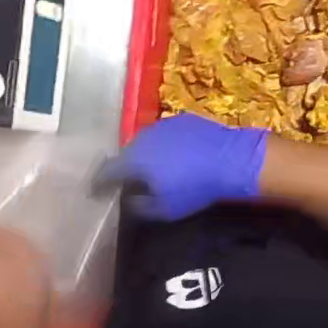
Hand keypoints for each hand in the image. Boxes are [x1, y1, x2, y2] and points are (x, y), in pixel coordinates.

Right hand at [100, 113, 267, 219]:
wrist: (232, 158)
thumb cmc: (195, 187)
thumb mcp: (165, 208)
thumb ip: (140, 206)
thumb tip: (130, 199)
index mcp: (133, 160)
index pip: (106, 172)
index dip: (99, 183)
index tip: (95, 192)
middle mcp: (142, 138)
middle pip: (126, 155)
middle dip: (124, 169)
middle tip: (125, 182)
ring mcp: (162, 125)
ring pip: (145, 143)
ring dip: (145, 156)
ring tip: (151, 170)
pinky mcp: (182, 119)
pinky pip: (164, 135)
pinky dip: (164, 147)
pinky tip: (174, 157)